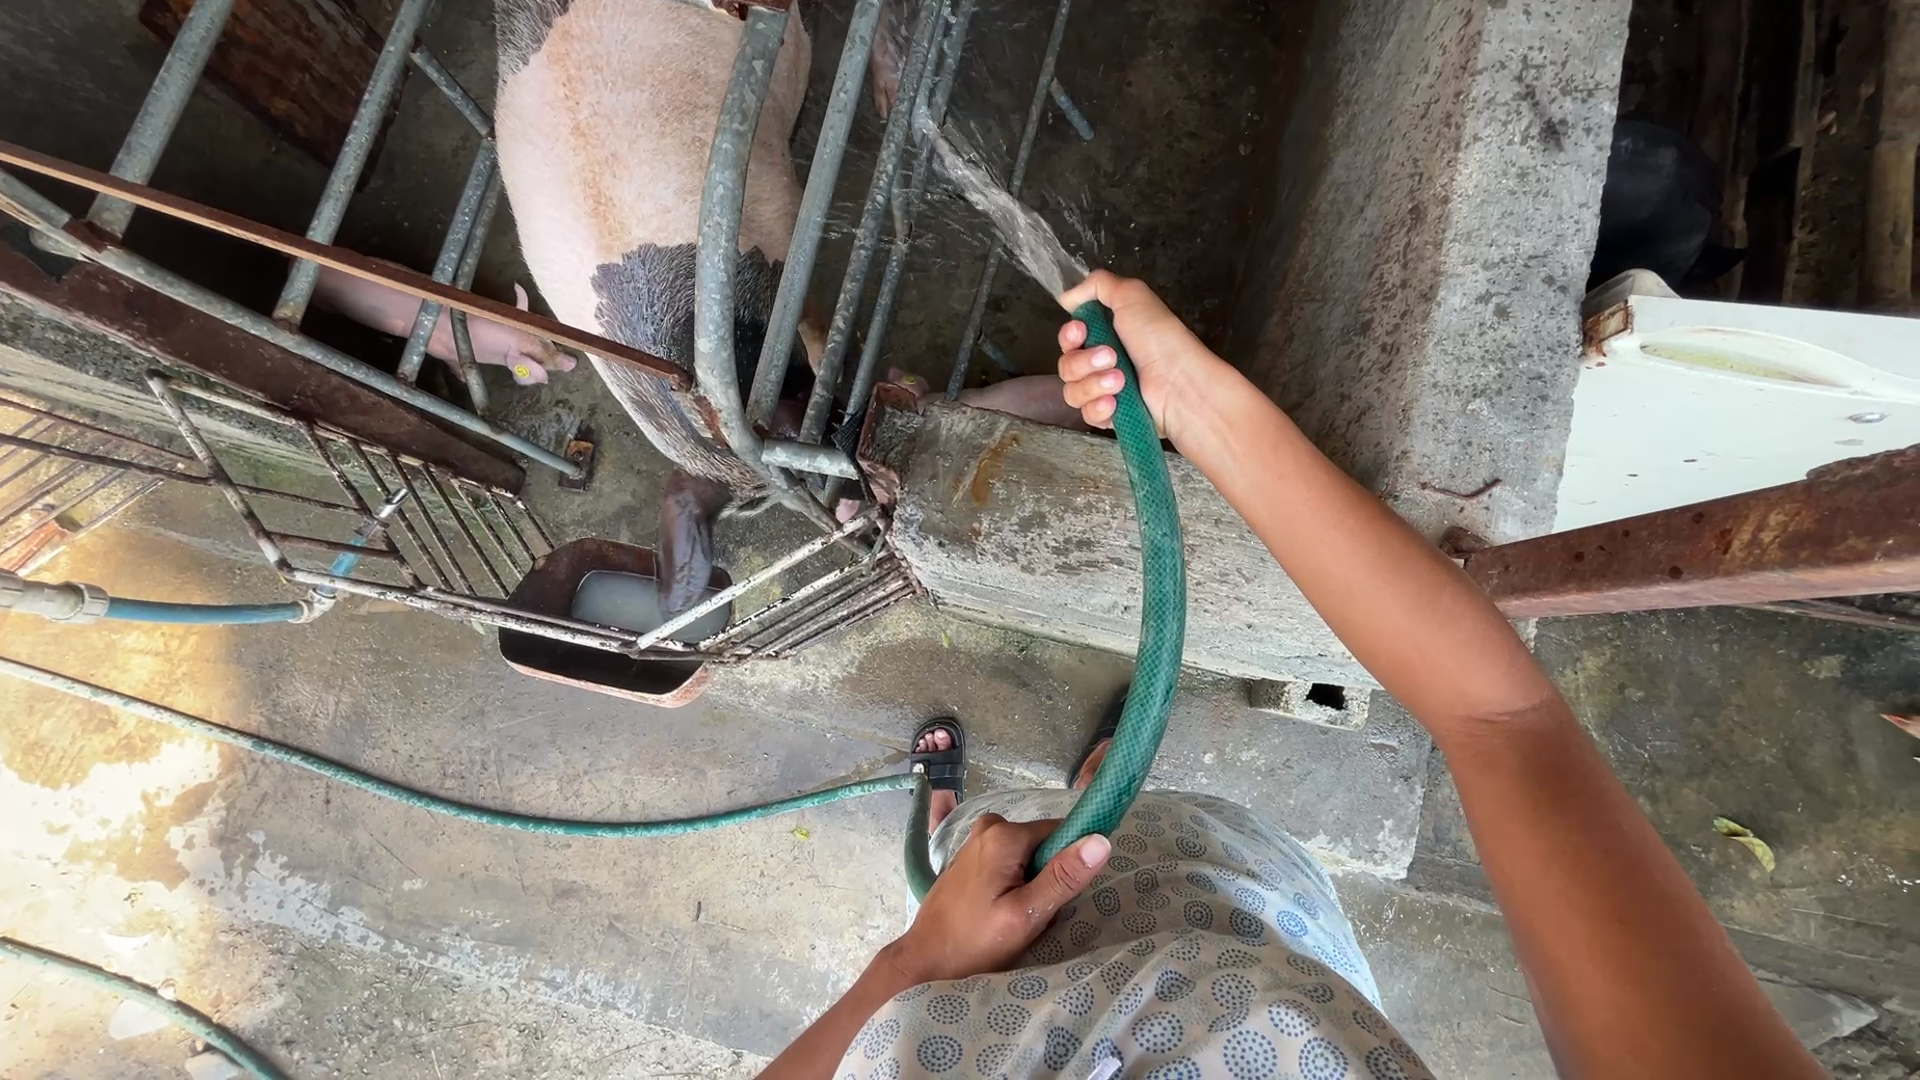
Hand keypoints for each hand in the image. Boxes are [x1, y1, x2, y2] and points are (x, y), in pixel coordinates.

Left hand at [883, 815, 1109, 984]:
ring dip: (1030, 885)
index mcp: (1004, 833)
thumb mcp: (1026, 915)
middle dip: (1046, 879)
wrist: (925, 960)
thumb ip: (1063, 876)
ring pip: (1027, 857)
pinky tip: (1001, 911)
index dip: (1067, 866)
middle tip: (1033, 915)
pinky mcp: (972, 856)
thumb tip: (1101, 839)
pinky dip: (1013, 885)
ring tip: (1015, 917)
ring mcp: (978, 840)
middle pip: (1042, 846)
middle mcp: (991, 826)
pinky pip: (1009, 862)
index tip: (1058, 899)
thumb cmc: (974, 942)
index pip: (1060, 833)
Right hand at [1056, 270, 1228, 445]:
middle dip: (1083, 362)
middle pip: (1066, 365)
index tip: (1081, 332)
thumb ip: (1098, 285)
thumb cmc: (1159, 339)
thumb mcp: (1131, 295)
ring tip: (1121, 381)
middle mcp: (1101, 362)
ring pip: (1072, 392)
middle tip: (1112, 357)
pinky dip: (1099, 408)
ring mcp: (1104, 391)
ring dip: (1093, 384)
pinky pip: (1086, 414)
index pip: (1068, 339)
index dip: (1069, 336)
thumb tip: (1066, 297)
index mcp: (1105, 334)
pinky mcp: (1110, 416)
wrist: (1179, 383)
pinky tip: (1116, 403)